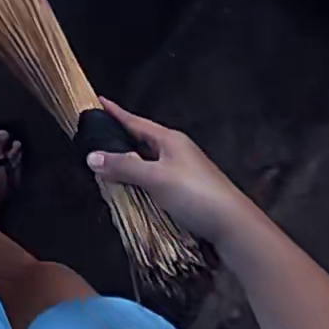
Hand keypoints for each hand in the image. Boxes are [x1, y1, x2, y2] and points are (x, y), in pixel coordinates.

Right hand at [86, 97, 257, 243]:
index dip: (116, 112)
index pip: (135, 121)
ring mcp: (185, 170)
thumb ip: (123, 167)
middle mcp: (177, 150)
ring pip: (150, 159)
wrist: (236, 227)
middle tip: (100, 135)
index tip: (99, 101)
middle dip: (121, 137)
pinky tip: (136, 188)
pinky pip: (157, 176)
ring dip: (131, 160)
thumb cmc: (195, 194)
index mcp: (169, 140)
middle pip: (143, 139)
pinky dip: (142, 177)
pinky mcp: (190, 189)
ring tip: (112, 163)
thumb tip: (92, 157)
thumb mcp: (155, 178)